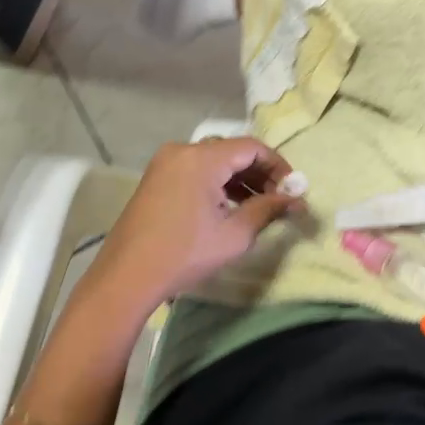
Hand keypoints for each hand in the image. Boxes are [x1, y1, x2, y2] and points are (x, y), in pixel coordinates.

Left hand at [92, 138, 302, 301]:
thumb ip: (269, 209)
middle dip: (260, 172)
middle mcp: (182, 151)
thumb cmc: (185, 254)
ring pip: (214, 160)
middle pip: (232, 151)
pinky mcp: (156, 178)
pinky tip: (229, 207)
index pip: (252, 148)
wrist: (127, 276)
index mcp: (202, 159)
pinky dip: (217, 182)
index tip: (293, 190)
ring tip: (258, 206)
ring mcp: (165, 163)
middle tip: (278, 199)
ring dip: (239, 178)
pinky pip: (196, 170)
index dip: (278, 166)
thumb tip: (297, 201)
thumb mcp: (235, 234)